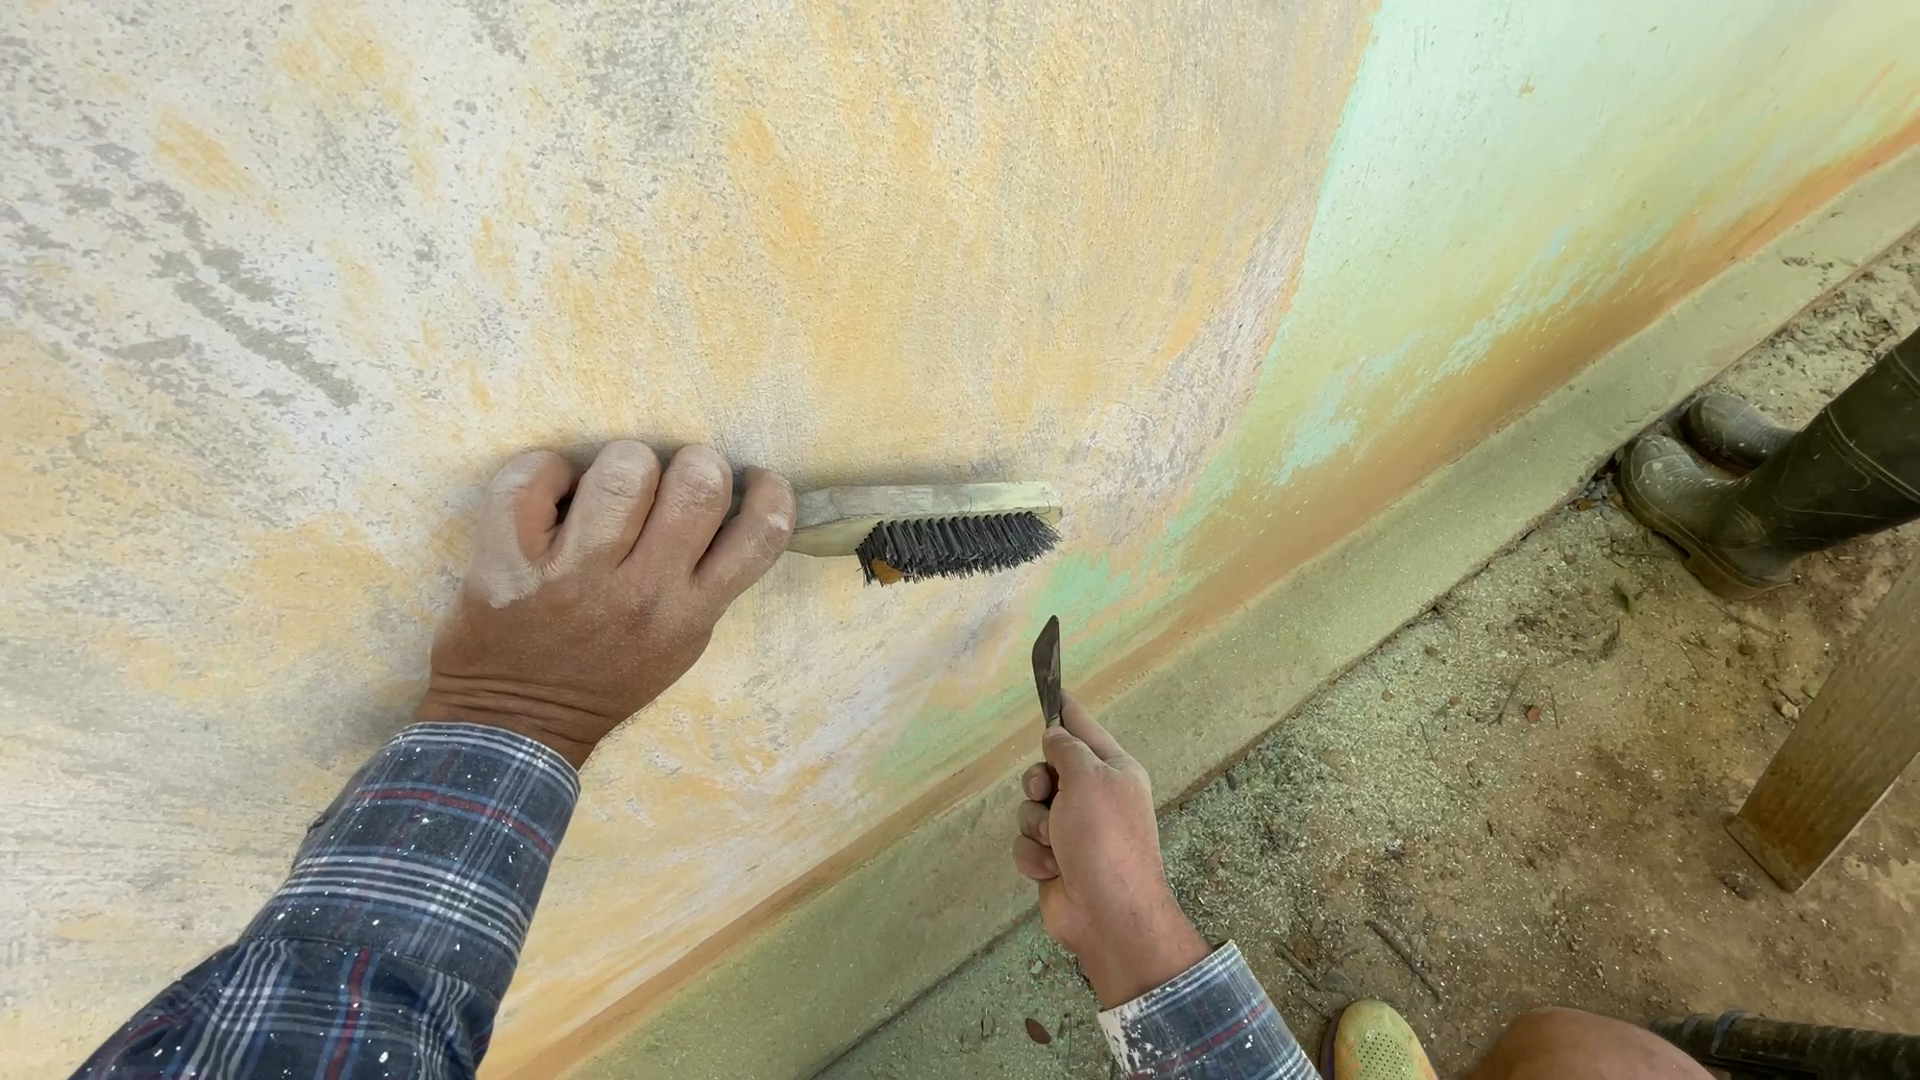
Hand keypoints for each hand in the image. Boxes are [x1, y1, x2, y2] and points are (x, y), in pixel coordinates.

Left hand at [414, 442, 793, 766]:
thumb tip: (730, 502)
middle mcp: (644, 591)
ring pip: (624, 469)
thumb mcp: (686, 641)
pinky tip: (553, 493)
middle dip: (694, 463)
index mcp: (693, 610)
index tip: (752, 480)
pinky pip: (533, 477)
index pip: (762, 533)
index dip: (770, 491)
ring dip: (623, 463)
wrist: (518, 723)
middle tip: (673, 481)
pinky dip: (545, 470)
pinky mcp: (510, 562)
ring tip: (611, 487)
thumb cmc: (613, 675)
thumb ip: (711, 579)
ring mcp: (574, 576)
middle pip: (698, 484)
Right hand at [1012, 696, 1207, 1007]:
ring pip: (1030, 808)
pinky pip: (1026, 842)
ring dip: (1036, 825)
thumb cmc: (1104, 837)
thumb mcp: (1088, 777)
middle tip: (1046, 795)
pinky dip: (1033, 855)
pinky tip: (1051, 868)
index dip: (1064, 709)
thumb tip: (1056, 734)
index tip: (1050, 688)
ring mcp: (1073, 830)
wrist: (1108, 914)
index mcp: (1113, 770)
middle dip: (1038, 783)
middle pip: (1047, 768)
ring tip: (1055, 843)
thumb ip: (1066, 748)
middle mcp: (1094, 796)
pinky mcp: (1054, 859)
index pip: (1083, 727)